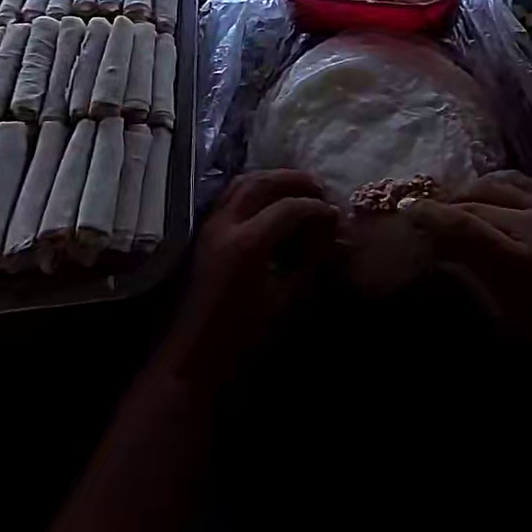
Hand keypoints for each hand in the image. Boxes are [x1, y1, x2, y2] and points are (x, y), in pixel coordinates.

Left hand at [158, 170, 339, 385]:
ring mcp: (212, 224)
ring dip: (271, 179)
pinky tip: (271, 198)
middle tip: (319, 187)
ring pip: (242, 183)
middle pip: (260, 183)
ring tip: (298, 188)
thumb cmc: (244, 333)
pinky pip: (230, 194)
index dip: (315, 207)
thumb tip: (329, 233)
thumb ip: (309, 262)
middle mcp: (226, 224)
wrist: (197, 351)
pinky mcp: (206, 230)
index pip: (287, 208)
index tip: (335, 213)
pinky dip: (254, 187)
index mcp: (247, 243)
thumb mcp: (285, 300)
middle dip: (293, 180)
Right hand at [409, 171, 531, 358]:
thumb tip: (434, 260)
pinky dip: (493, 185)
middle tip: (422, 218)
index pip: (459, 223)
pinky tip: (484, 199)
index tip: (404, 211)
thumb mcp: (512, 331)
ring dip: (465, 193)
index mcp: (521, 262)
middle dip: (441, 207)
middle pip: (471, 200)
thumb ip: (468, 287)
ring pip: (492, 183)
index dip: (426, 214)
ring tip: (450, 208)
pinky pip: (518, 181)